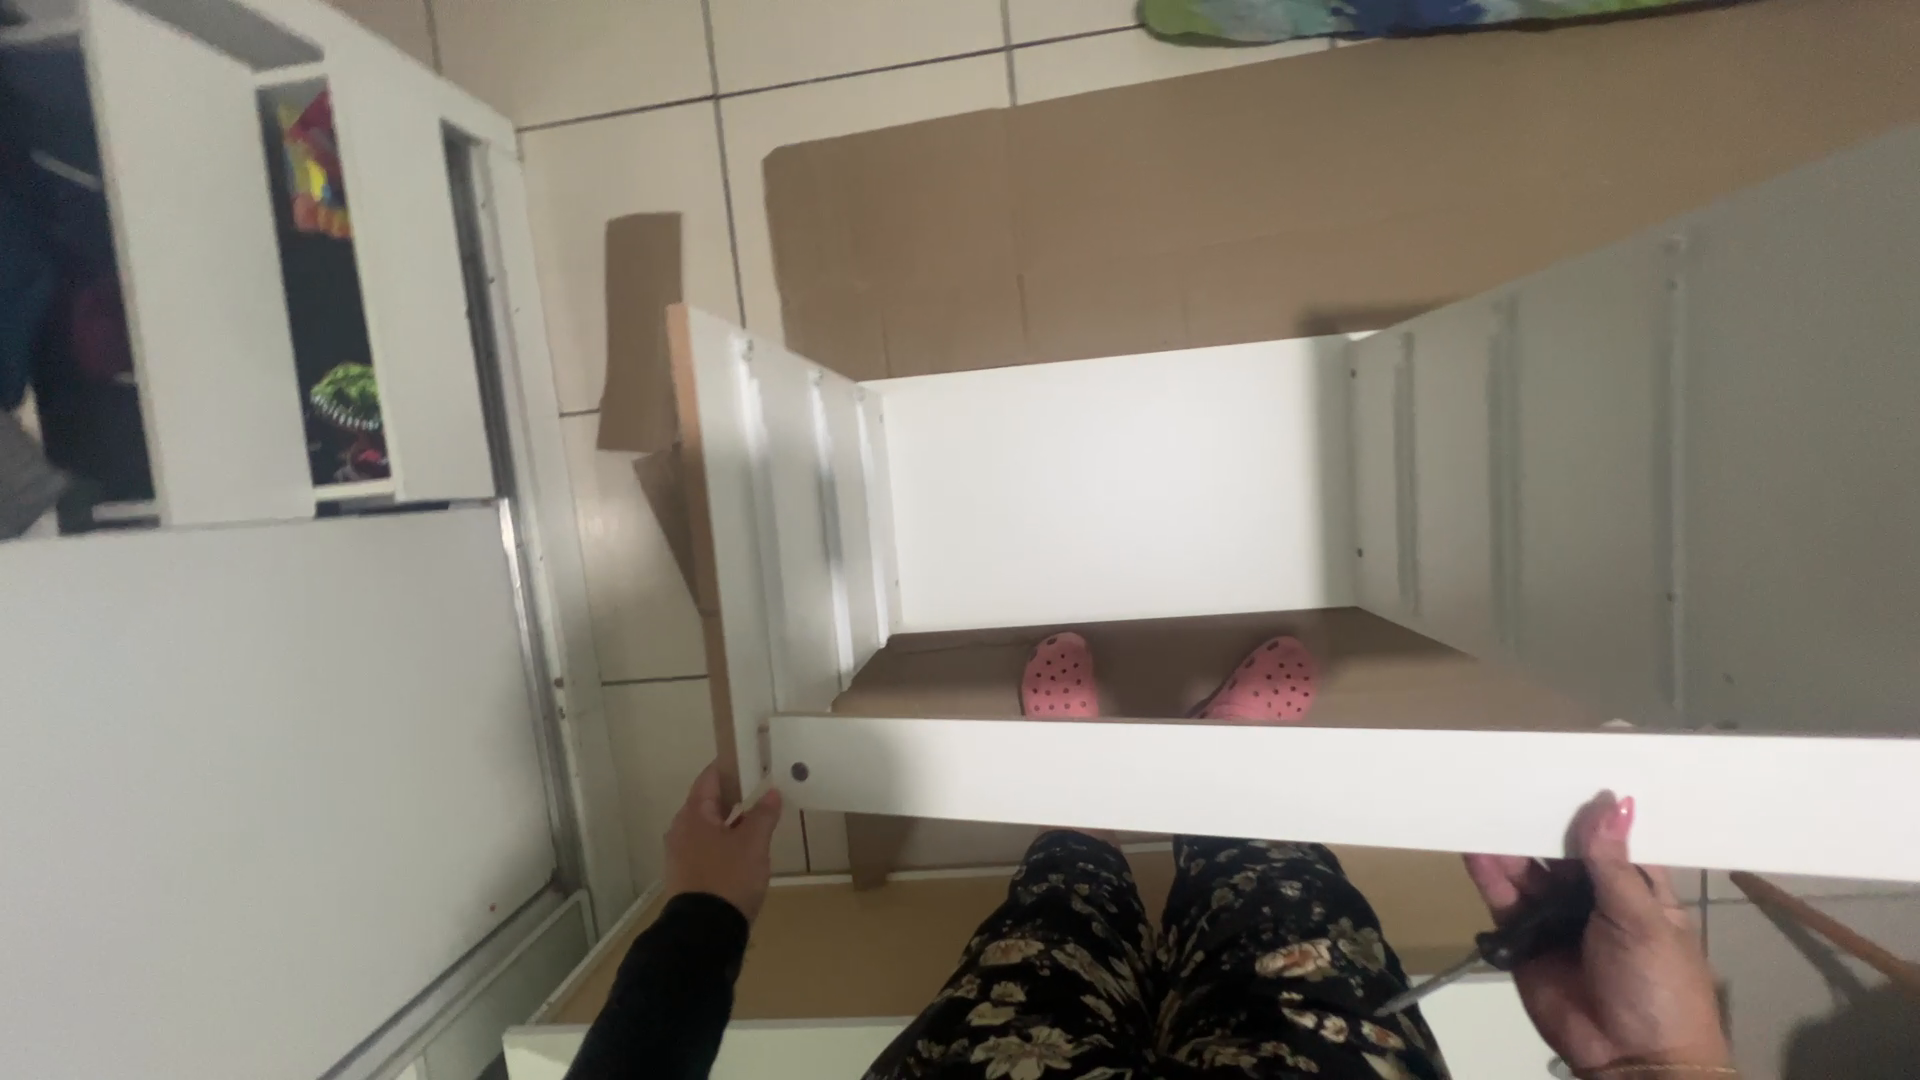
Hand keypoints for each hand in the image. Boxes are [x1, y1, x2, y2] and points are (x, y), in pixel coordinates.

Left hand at [663, 762, 783, 921]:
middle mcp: (682, 831)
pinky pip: (709, 847)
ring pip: (710, 826)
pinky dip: (727, 840)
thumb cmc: (728, 878)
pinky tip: (748, 846)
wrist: (704, 935)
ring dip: (732, 819)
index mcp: (692, 816)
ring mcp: (683, 855)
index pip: (709, 778)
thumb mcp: (753, 843)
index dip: (730, 765)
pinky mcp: (690, 876)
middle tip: (762, 784)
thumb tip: (772, 793)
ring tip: (760, 814)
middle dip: (734, 793)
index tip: (751, 757)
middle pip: (708, 802)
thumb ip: (764, 814)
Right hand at [1463, 792, 1729, 1074]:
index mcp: (1638, 894)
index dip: (1590, 811)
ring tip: (1480, 805)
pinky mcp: (1521, 933)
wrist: (1630, 1060)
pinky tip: (1472, 846)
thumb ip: (1613, 862)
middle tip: (1507, 778)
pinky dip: (1486, 870)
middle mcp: (1594, 899)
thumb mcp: (1643, 921)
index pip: (1611, 841)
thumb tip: (1616, 801)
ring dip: (1508, 842)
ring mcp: (1555, 916)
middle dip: (1538, 821)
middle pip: (1560, 850)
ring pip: (1526, 869)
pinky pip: (1500, 894)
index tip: (1562, 769)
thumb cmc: (1658, 987)